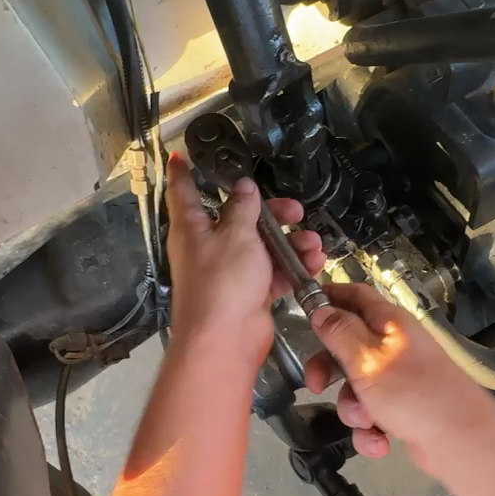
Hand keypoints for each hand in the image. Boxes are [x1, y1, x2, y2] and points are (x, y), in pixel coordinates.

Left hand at [166, 152, 323, 368]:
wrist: (226, 339)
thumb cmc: (221, 284)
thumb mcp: (235, 235)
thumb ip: (243, 209)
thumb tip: (243, 188)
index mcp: (193, 229)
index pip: (184, 193)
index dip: (183, 173)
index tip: (181, 156)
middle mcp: (210, 248)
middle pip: (240, 219)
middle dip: (271, 212)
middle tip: (295, 209)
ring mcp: (231, 272)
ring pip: (263, 247)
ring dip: (291, 243)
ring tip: (313, 243)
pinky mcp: (251, 293)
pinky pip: (274, 273)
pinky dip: (293, 268)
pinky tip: (313, 263)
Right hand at [303, 282, 494, 468]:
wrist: (459, 438)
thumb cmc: (412, 391)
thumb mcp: (366, 357)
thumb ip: (340, 332)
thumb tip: (321, 310)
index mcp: (389, 323)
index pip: (356, 295)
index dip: (330, 296)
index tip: (305, 306)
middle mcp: (395, 346)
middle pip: (348, 347)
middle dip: (330, 369)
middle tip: (317, 385)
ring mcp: (400, 379)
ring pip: (357, 388)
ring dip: (354, 409)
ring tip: (368, 421)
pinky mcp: (403, 409)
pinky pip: (373, 415)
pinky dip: (371, 431)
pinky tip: (379, 442)